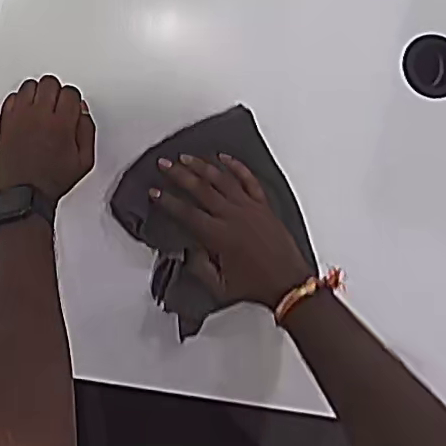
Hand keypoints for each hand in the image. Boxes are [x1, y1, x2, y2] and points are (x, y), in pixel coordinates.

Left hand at [0, 75, 95, 199]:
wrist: (25, 194)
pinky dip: (19, 101)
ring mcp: (19, 117)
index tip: (71, 107)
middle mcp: (39, 116)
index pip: (69, 92)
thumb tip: (82, 111)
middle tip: (56, 105)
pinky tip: (26, 112)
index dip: (72, 99)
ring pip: (29, 85)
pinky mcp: (5, 121)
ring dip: (37, 93)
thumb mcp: (84, 161)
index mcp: (60, 124)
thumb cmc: (51, 181)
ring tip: (40, 107)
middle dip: (56, 92)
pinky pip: (11, 97)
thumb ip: (86, 130)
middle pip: (49, 83)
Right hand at [150, 154, 312, 310]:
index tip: (155, 192)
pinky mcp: (264, 206)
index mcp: (219, 236)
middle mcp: (233, 217)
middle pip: (200, 188)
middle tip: (164, 164)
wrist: (291, 288)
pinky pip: (249, 180)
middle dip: (178, 174)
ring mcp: (249, 208)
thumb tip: (187, 250)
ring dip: (201, 166)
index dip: (167, 200)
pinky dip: (236, 166)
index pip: (186, 212)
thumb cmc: (257, 288)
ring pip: (221, 179)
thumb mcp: (220, 287)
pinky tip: (224, 157)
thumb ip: (198, 267)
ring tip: (186, 157)